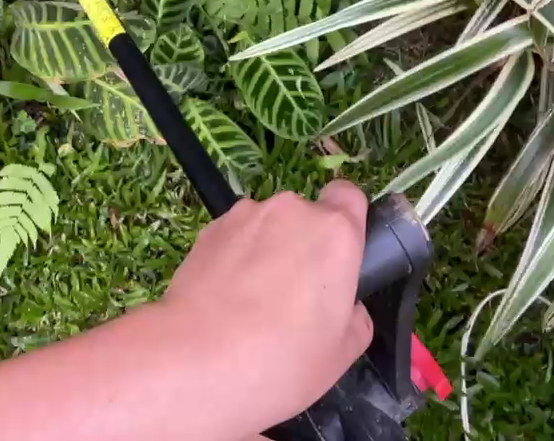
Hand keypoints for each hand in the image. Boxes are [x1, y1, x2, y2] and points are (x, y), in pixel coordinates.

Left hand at [156, 180, 371, 429]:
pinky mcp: (210, 226)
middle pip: (305, 217)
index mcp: (333, 232)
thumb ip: (353, 315)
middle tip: (296, 297)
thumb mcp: (343, 352)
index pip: (349, 195)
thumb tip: (344, 304)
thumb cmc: (284, 358)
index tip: (340, 254)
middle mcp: (291, 210)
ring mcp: (246, 214)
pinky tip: (226, 297)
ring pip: (268, 226)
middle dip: (303, 246)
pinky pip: (236, 236)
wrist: (200, 356)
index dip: (347, 220)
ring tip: (253, 302)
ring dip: (268, 250)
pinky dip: (236, 256)